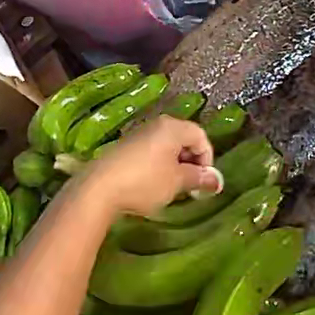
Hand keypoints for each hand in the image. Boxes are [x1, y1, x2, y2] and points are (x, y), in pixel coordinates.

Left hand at [60, 115, 219, 218]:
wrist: (98, 189)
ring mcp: (138, 135)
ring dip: (175, 165)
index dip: (207, 159)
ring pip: (166, 147)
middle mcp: (156, 125)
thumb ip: (199, 178)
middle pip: (184, 139)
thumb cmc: (145, 182)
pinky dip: (159, 166)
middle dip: (192, 162)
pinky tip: (153, 185)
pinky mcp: (124, 148)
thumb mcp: (177, 182)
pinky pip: (151, 152)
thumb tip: (217, 181)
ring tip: (173, 187)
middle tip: (192, 185)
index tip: (204, 181)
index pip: (201, 136)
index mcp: (172, 127)